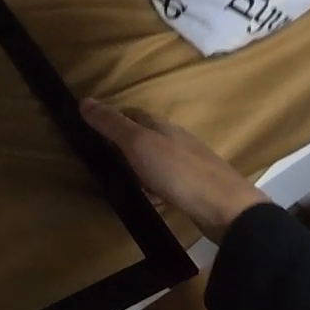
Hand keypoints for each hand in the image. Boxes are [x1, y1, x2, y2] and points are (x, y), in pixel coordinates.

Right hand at [80, 98, 270, 240]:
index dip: (110, 119)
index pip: (130, 113)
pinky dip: (154, 188)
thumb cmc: (178, 171)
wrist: (226, 209)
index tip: (91, 132)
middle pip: (142, 136)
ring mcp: (187, 163)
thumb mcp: (137, 144)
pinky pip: (166, 181)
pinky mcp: (195, 186)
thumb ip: (111, 124)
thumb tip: (83, 100)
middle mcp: (174, 138)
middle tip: (103, 163)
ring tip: (124, 185)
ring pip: (154, 160)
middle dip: (122, 147)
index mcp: (159, 125)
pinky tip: (151, 201)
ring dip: (137, 169)